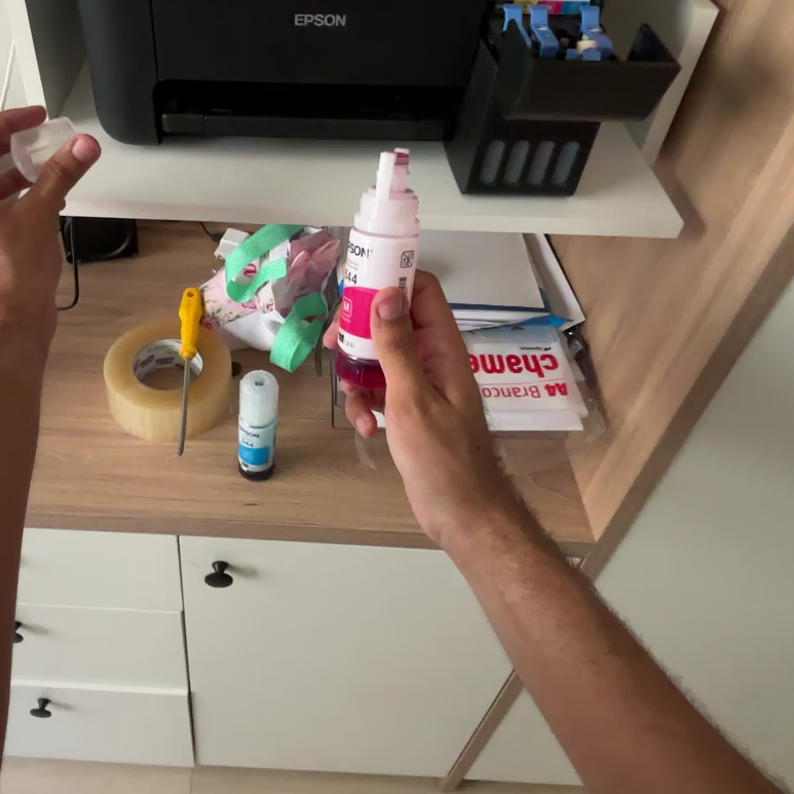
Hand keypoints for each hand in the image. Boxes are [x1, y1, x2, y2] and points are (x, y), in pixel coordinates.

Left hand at [0, 106, 99, 349]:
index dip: (7, 122)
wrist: (13, 323)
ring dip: (11, 173)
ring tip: (44, 169)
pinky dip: (9, 199)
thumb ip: (60, 173)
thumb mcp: (41, 213)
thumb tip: (84, 144)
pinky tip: (39, 202)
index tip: (36, 117)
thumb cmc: (18, 269)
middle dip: (8, 145)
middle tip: (37, 135)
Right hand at [324, 272, 519, 543]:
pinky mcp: (406, 407)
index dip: (390, 280)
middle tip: (332, 343)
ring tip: (352, 401)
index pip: (421, 290)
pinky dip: (364, 404)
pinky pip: (376, 389)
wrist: (461, 513)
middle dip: (358, 331)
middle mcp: (431, 357)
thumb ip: (396, 346)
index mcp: (442, 346)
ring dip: (356, 376)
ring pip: (376, 356)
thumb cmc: (443, 457)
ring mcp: (418, 382)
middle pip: (390, 320)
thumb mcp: (412, 398)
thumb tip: (385, 294)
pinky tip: (366, 428)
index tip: (354, 289)